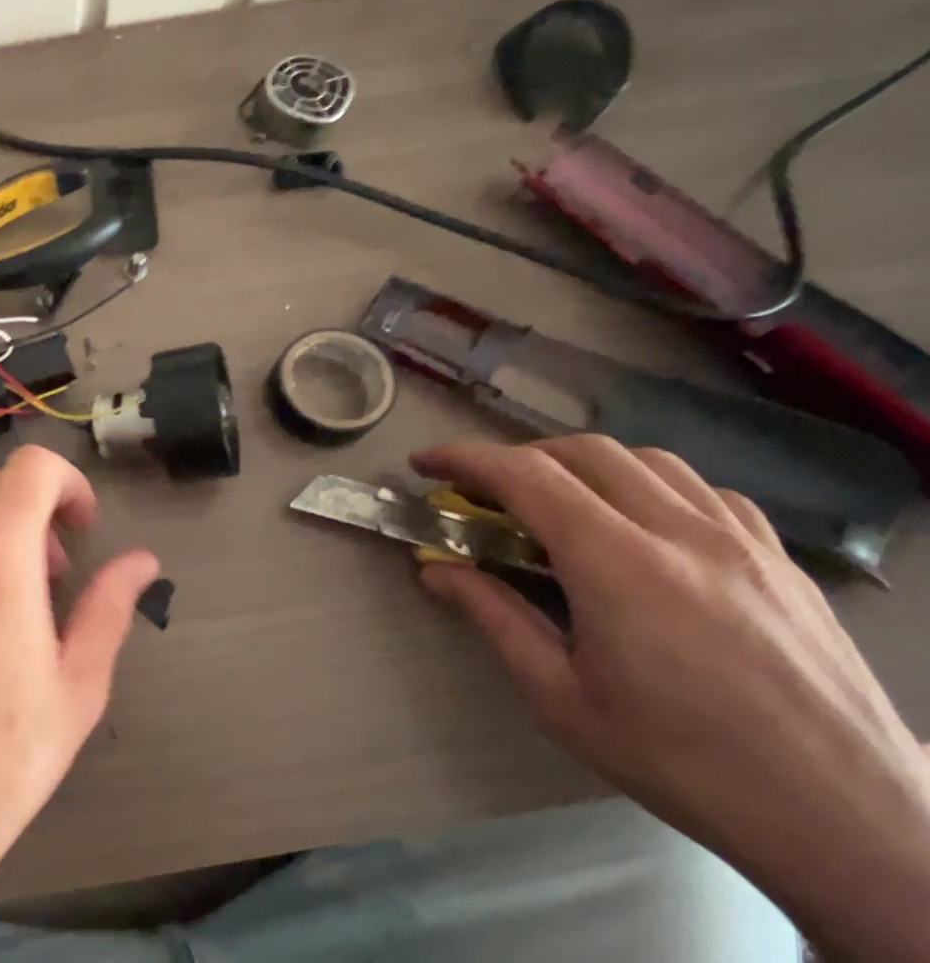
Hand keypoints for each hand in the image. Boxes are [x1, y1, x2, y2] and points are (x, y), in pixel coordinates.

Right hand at [414, 436, 929, 961]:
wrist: (841, 813)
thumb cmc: (680, 761)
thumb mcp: (561, 698)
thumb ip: (496, 619)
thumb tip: (438, 570)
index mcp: (619, 565)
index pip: (527, 477)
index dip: (465, 460)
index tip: (425, 465)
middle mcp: (682, 532)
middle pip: (585, 454)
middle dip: (519, 459)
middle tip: (484, 495)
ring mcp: (743, 541)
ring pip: (649, 461)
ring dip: (585, 467)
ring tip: (558, 505)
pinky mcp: (781, 560)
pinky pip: (706, 492)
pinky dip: (652, 487)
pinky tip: (643, 527)